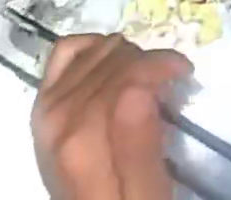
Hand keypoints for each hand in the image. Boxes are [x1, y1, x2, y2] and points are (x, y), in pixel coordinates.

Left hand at [31, 33, 192, 199]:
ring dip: (128, 57)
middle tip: (169, 86)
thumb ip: (141, 147)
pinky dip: (93, 46)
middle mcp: (59, 121)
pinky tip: (112, 63)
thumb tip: (142, 86)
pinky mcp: (45, 104)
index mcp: (84, 146)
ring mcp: (48, 109)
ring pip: (98, 50)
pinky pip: (67, 51)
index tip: (185, 75)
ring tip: (146, 80)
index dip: (160, 65)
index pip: (126, 74)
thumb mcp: (147, 194)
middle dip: (149, 62)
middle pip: (114, 59)